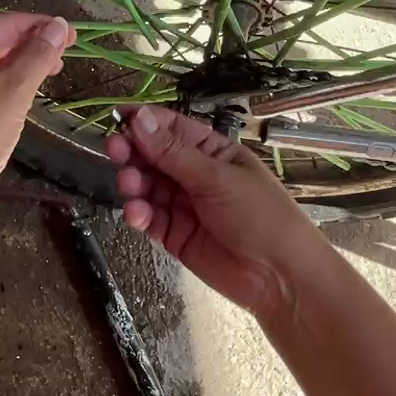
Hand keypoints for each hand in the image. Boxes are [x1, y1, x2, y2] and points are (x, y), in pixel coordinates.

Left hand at [0, 13, 73, 228]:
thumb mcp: (11, 95)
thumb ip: (36, 57)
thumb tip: (56, 25)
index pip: (4, 23)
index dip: (39, 25)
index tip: (71, 34)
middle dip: (30, 44)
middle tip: (65, 54)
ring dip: (18, 65)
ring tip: (48, 74)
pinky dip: (2, 86)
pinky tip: (17, 100)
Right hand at [103, 106, 329, 318]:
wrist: (280, 277)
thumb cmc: (260, 216)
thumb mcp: (217, 178)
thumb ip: (173, 152)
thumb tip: (139, 118)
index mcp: (212, 152)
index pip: (172, 128)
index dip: (144, 121)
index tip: (117, 118)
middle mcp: (195, 175)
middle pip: (153, 156)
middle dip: (133, 152)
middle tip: (115, 150)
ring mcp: (184, 206)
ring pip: (147, 187)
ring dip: (134, 183)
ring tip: (130, 185)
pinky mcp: (175, 235)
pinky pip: (149, 218)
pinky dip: (139, 214)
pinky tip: (136, 214)